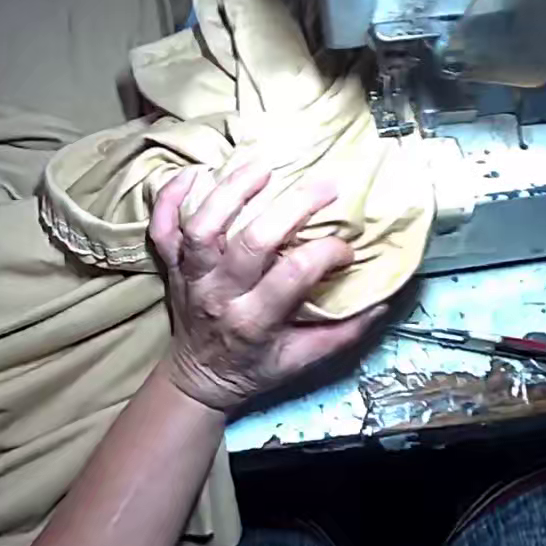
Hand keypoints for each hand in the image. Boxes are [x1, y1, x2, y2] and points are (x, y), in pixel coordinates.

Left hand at [148, 164, 383, 411]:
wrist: (197, 379)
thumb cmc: (254, 367)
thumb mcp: (301, 362)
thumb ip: (342, 334)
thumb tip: (383, 302)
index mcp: (254, 320)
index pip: (293, 275)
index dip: (326, 254)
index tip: (346, 250)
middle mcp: (219, 294)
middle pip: (252, 241)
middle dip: (292, 207)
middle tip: (326, 185)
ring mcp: (190, 276)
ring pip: (203, 226)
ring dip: (231, 191)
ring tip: (263, 166)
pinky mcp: (172, 266)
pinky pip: (162, 227)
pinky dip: (171, 197)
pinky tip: (196, 172)